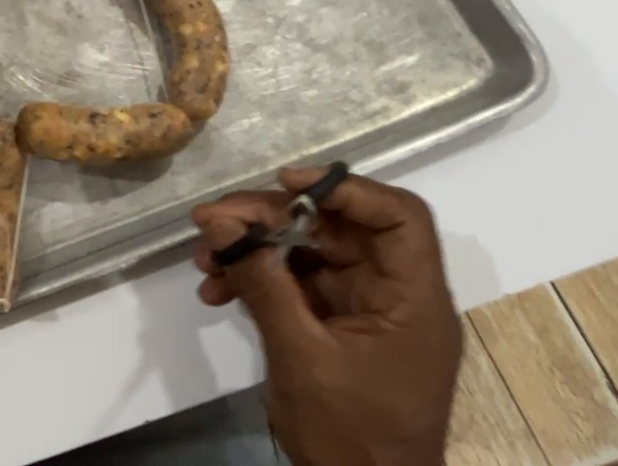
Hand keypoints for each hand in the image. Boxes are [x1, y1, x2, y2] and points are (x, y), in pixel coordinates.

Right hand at [190, 168, 461, 465]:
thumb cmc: (350, 434)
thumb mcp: (300, 353)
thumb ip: (260, 280)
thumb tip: (215, 220)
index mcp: (412, 300)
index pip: (398, 218)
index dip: (344, 188)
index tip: (283, 183)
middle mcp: (394, 295)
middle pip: (337, 228)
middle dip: (271, 219)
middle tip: (213, 221)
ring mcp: (363, 310)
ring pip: (308, 251)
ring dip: (254, 249)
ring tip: (205, 258)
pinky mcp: (335, 325)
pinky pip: (294, 282)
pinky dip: (256, 279)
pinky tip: (217, 290)